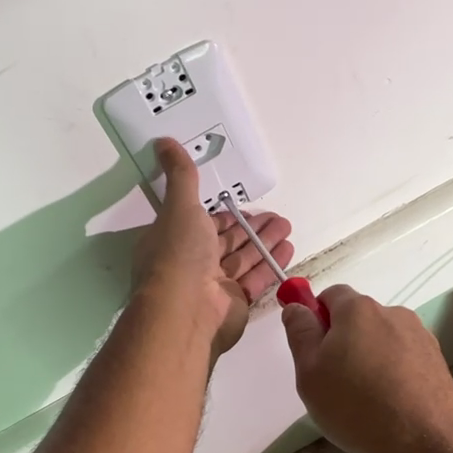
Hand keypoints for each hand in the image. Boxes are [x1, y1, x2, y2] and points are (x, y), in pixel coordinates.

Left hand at [132, 138, 294, 357]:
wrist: (185, 312)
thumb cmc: (178, 255)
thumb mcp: (178, 206)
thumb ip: (181, 175)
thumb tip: (163, 141)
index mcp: (173, 241)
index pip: (203, 224)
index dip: (225, 215)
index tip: (247, 205)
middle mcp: (191, 265)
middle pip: (227, 242)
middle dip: (252, 228)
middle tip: (277, 216)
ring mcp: (214, 287)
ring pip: (243, 259)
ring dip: (265, 243)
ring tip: (287, 226)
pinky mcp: (234, 304)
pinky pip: (255, 279)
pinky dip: (271, 264)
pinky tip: (288, 249)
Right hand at [281, 286, 452, 452]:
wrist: (424, 443)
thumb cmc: (356, 406)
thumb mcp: (310, 373)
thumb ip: (301, 333)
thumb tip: (296, 307)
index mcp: (359, 310)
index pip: (331, 295)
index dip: (317, 317)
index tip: (314, 350)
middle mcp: (393, 314)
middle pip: (360, 319)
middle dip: (344, 342)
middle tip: (334, 382)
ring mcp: (420, 337)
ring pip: (383, 341)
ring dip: (370, 359)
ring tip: (365, 400)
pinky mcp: (437, 361)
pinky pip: (405, 360)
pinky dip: (394, 374)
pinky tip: (390, 405)